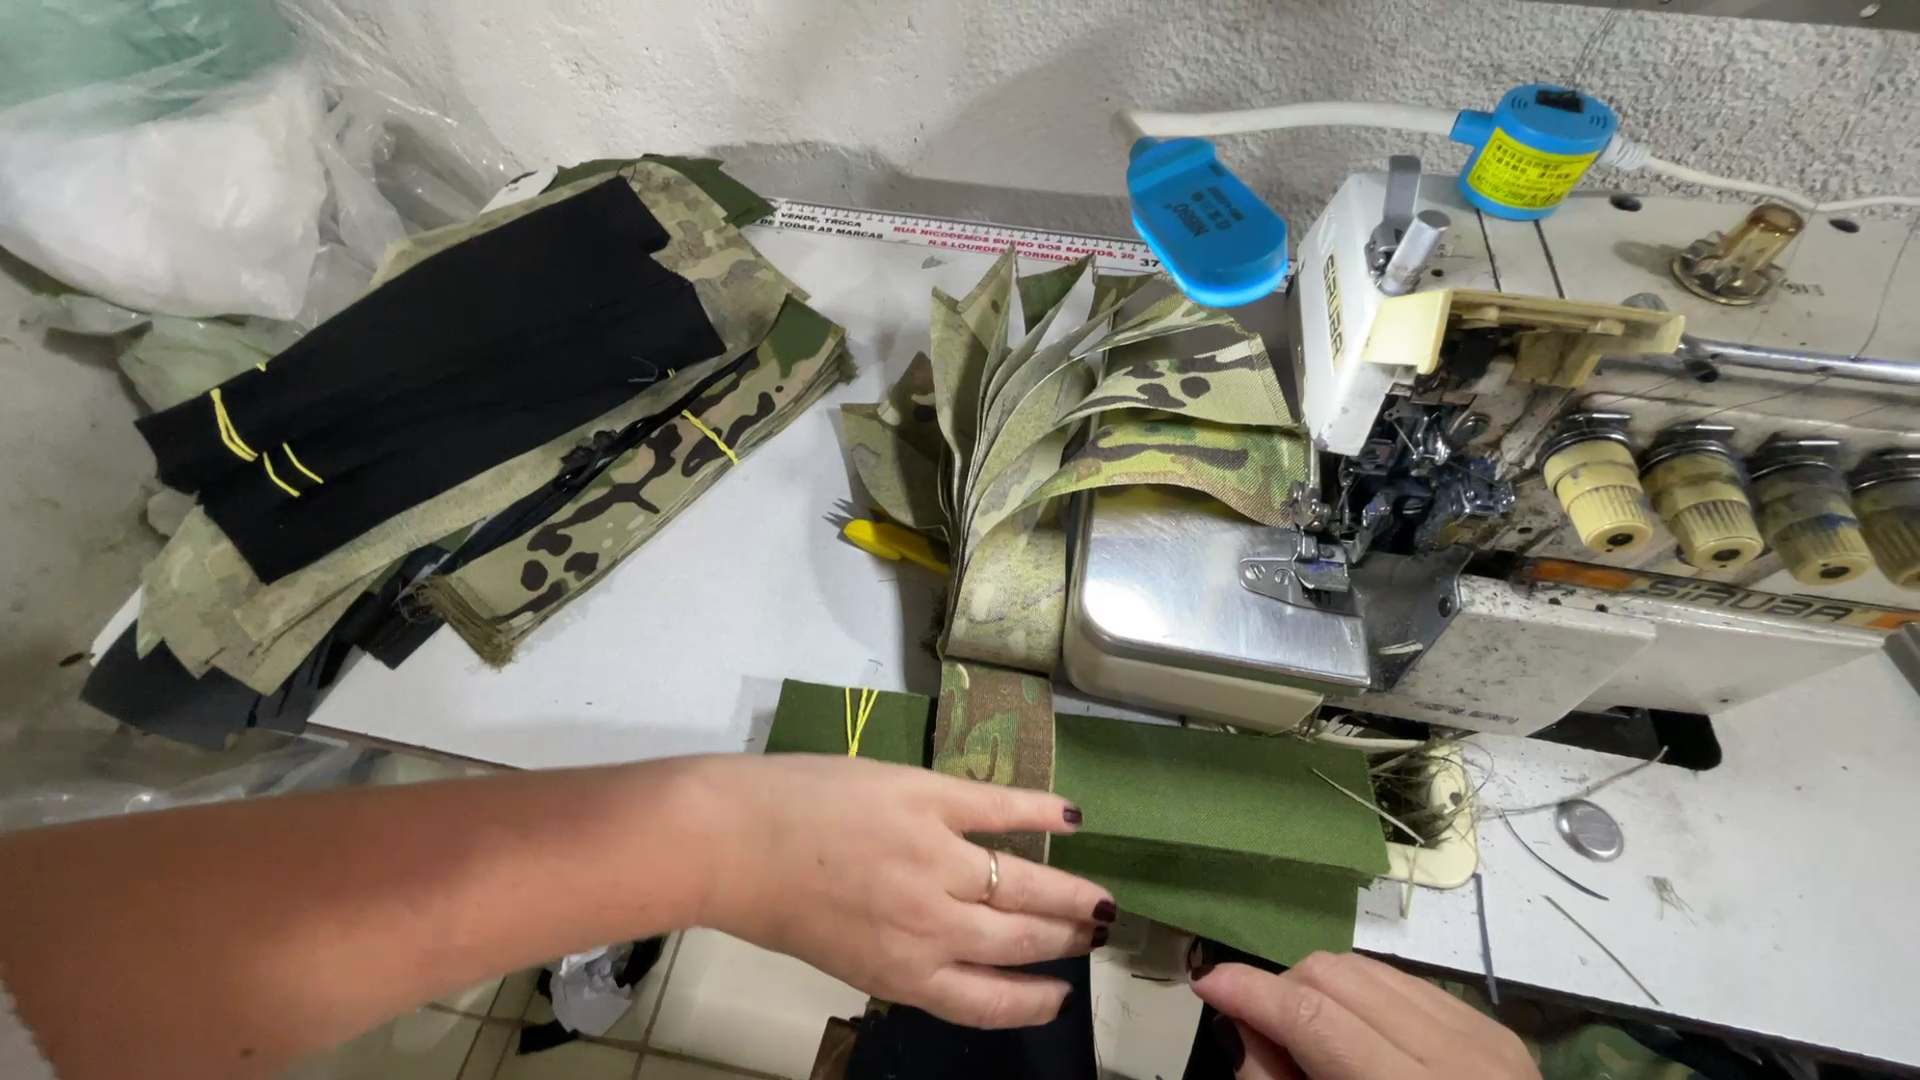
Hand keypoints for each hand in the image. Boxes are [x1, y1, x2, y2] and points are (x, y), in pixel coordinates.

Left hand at [682, 754, 1115, 1028]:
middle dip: (1066, 941)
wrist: (734, 838)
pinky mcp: (929, 799)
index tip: (1063, 994)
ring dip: (1071, 894)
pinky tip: (1073, 815)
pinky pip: (1000, 808)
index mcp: (904, 971)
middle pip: (1020, 941)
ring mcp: (936, 859)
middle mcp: (933, 925)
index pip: (991, 1000)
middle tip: (1096, 933)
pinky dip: (1040, 810)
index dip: (1035, 1001)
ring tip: (1102, 898)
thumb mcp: (842, 951)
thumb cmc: (775, 901)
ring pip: (1026, 884)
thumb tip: (950, 940)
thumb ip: (898, 952)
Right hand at [1193, 953, 1539, 1079]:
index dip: (1250, 992)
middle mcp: (1460, 1059)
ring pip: (1362, 966)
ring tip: (1309, 1034)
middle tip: (1263, 1032)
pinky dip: (1360, 995)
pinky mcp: (1494, 1029)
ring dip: (1316, 987)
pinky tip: (1356, 1033)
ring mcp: (1485, 1038)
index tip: (1204, 984)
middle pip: (1333, 975)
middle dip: (1281, 990)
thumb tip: (1247, 1023)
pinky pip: (1399, 979)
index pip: (1313, 1017)